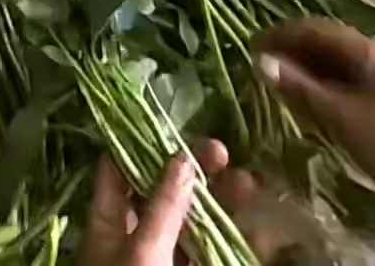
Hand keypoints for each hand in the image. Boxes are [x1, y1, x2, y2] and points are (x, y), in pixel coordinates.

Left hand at [84, 141, 312, 265]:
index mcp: (108, 226)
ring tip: (250, 182)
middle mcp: (136, 242)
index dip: (141, 143)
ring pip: (195, 226)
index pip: (118, 170)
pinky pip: (218, 257)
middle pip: (163, 194)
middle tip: (223, 152)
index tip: (172, 121)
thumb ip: (163, 206)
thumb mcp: (141, 255)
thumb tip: (181, 155)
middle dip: (192, 171)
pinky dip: (241, 243)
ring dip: (222, 204)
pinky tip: (266, 230)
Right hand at [255, 20, 374, 254]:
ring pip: (333, 65)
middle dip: (291, 51)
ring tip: (275, 82)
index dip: (282, 34)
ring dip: (304, 70)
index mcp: (368, 52)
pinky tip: (305, 103)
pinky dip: (319, 88)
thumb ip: (300, 87)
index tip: (252, 46)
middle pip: (325, 44)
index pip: (316, 28)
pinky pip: (343, 85)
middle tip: (260, 64)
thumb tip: (259, 60)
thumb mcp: (341, 117)